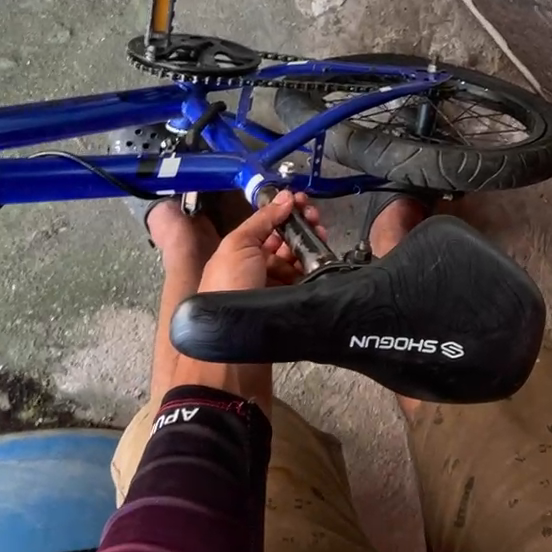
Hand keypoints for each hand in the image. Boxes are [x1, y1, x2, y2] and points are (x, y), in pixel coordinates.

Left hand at [170, 192, 326, 403]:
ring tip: (323, 240)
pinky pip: (304, 285)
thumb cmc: (228, 295)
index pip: (266, 225)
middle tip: (318, 221)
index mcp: (237, 253)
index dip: (285, 212)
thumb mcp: (237, 247)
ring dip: (310, 247)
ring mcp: (271, 290)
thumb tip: (284, 196)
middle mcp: (253, 270)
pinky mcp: (286, 309)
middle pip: (284, 242)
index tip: (304, 202)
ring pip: (296, 261)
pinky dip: (314, 272)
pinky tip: (323, 265)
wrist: (232, 355)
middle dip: (301, 227)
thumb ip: (261, 220)